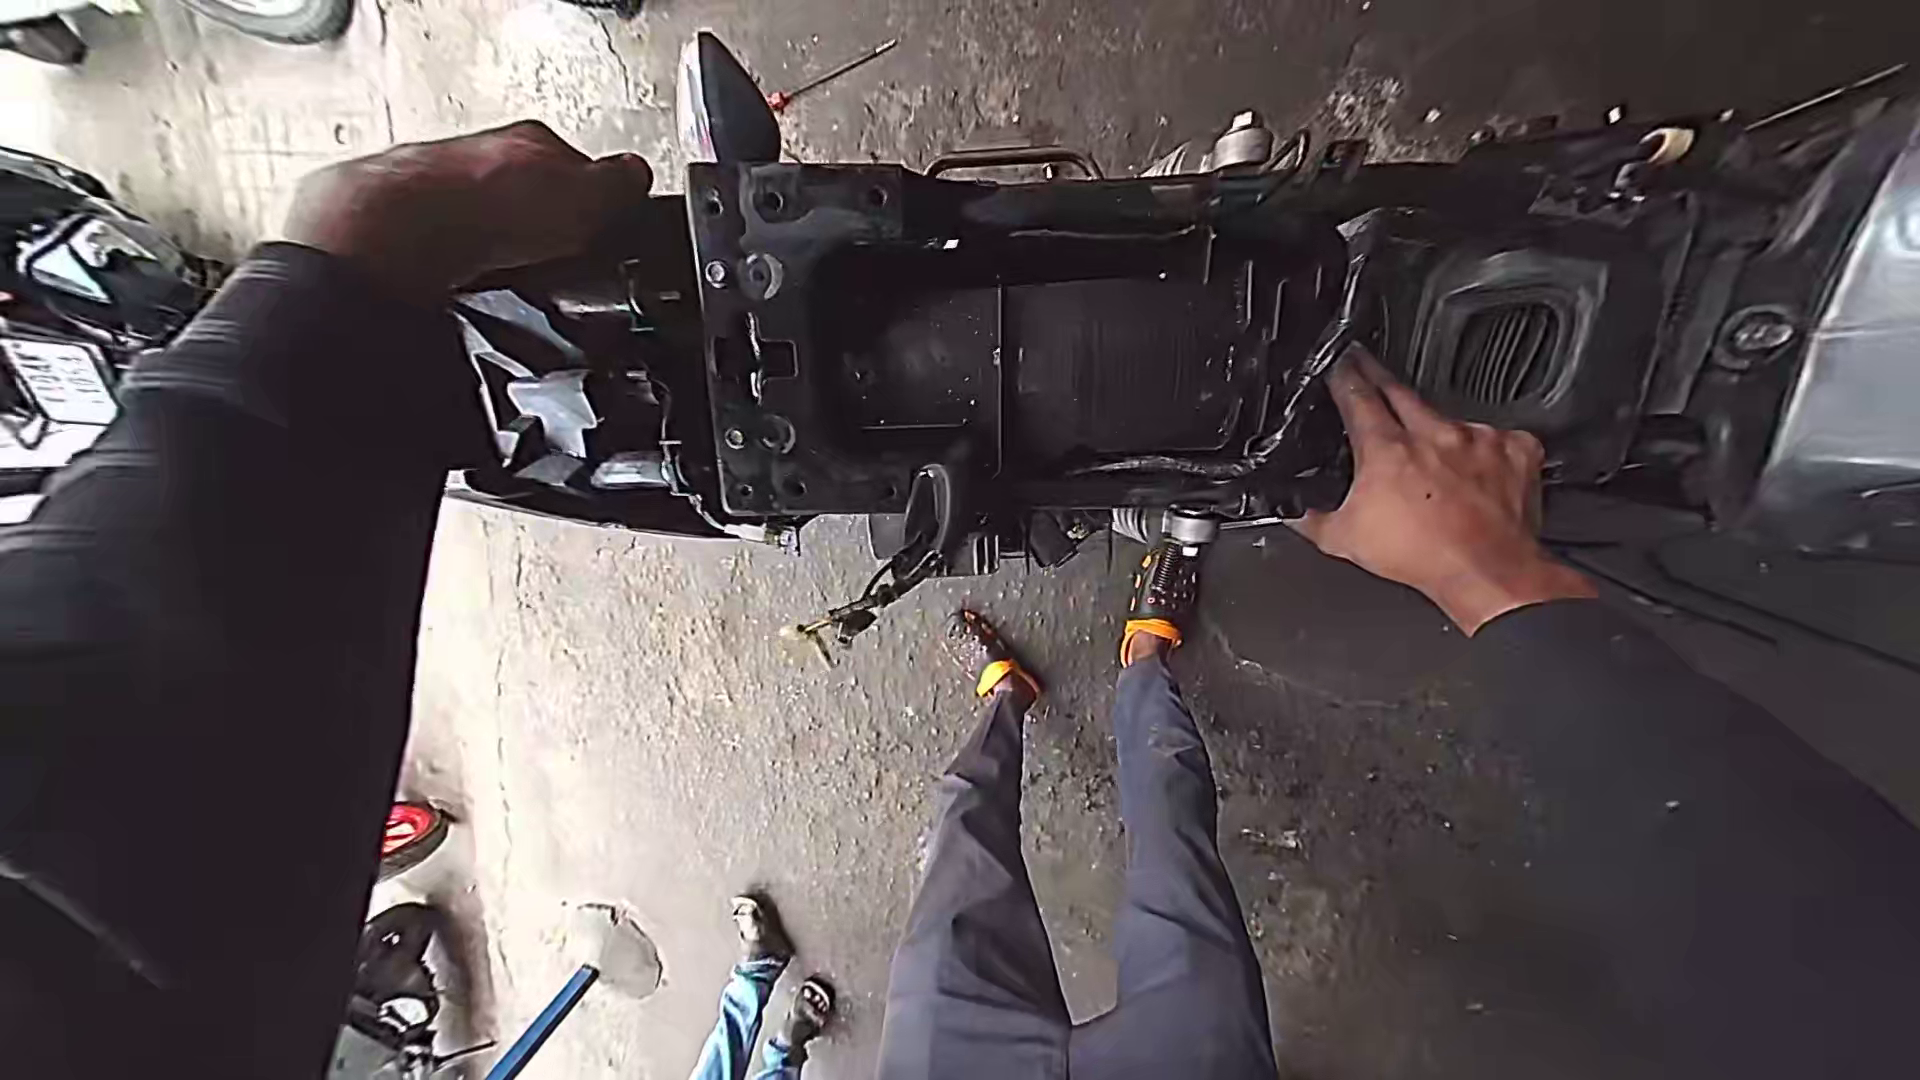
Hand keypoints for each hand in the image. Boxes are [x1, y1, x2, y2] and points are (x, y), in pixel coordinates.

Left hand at [281, 121, 653, 301]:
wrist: (410, 232)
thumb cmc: (491, 209)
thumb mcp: (589, 198)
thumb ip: (619, 184)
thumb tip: (638, 172)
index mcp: (534, 141)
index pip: (588, 169)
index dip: (605, 206)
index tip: (611, 228)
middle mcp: (492, 154)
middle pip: (548, 193)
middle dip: (565, 224)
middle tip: (579, 255)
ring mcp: (460, 186)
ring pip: (514, 220)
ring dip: (531, 245)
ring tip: (543, 270)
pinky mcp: (438, 225)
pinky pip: (486, 247)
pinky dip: (500, 263)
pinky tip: (507, 276)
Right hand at [1295, 346, 1596, 633]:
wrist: (1486, 570)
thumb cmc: (1420, 554)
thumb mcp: (1343, 539)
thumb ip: (1309, 519)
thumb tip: (1290, 511)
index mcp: (1386, 450)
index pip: (1358, 398)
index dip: (1344, 376)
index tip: (1339, 363)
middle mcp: (1433, 435)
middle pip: (1398, 389)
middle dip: (1376, 373)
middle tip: (1365, 362)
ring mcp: (1478, 439)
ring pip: (1444, 415)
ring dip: (1427, 422)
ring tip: (1419, 440)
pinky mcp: (1515, 449)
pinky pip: (1490, 434)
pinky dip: (1475, 446)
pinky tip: (1465, 465)